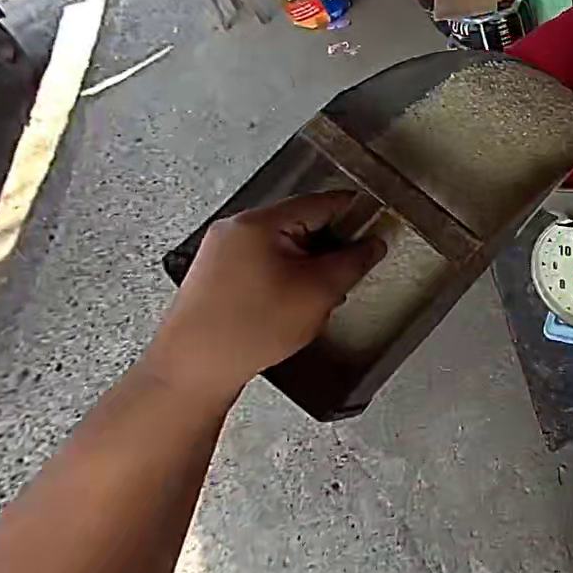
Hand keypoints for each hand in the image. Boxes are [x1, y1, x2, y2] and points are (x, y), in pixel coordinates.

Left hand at [147, 192, 384, 398]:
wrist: (192, 371)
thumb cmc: (254, 326)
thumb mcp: (319, 291)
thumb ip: (354, 261)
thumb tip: (374, 244)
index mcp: (259, 222)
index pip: (321, 202)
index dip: (355, 212)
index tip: (380, 225)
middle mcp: (237, 228)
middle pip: (303, 222)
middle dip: (333, 245)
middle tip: (353, 269)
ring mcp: (223, 250)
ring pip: (287, 244)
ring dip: (312, 263)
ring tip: (325, 293)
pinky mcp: (219, 273)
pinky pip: (267, 260)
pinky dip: (290, 274)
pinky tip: (298, 301)